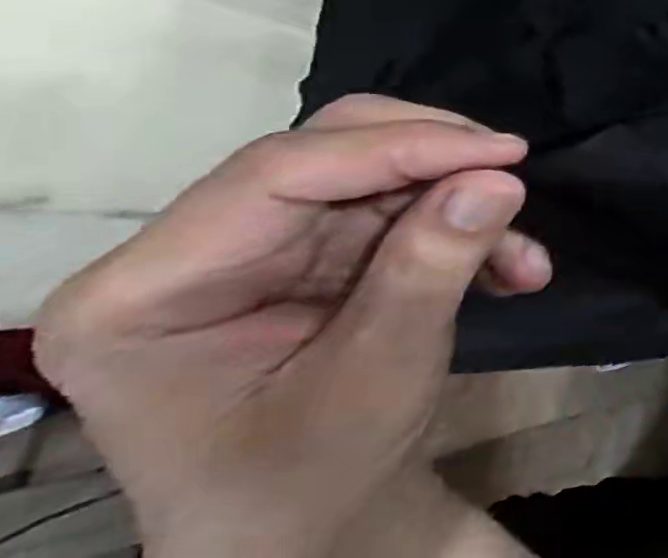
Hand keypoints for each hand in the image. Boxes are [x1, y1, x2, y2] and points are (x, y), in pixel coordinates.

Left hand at [34, 94, 550, 557]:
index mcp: (145, 291)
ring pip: (374, 169)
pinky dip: (458, 228)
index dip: (404, 147)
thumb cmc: (311, 480)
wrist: (312, 535)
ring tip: (522, 256)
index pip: (280, 174)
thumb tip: (501, 178)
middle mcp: (190, 249)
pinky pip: (395, 205)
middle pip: (327, 151)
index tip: (507, 152)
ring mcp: (254, 246)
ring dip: (460, 201)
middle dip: (434, 159)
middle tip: (511, 176)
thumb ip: (432, 270)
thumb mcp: (377, 380)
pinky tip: (510, 269)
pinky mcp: (309, 251)